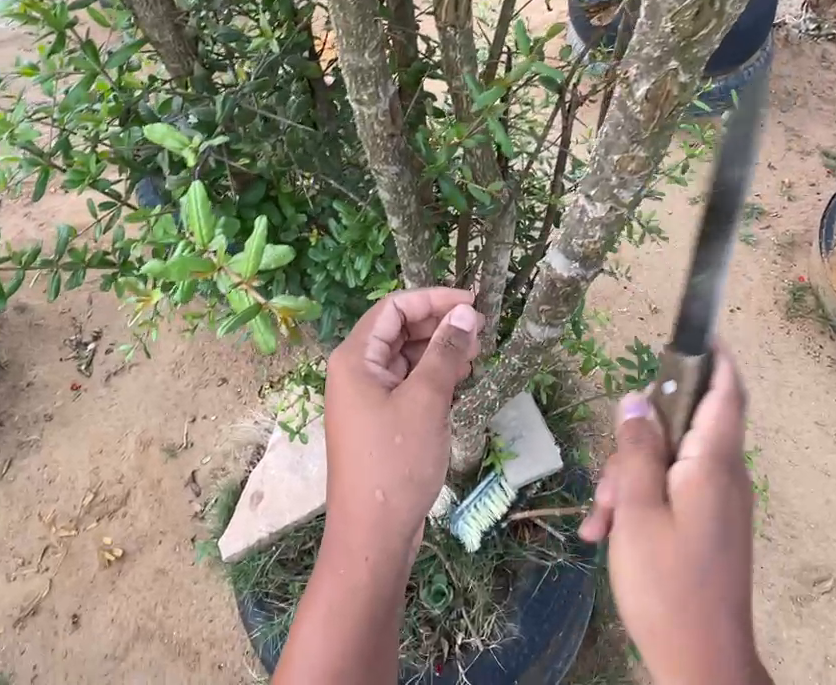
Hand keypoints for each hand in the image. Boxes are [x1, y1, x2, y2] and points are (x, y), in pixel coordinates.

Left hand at [323, 287, 484, 555]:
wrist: (372, 536)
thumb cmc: (396, 461)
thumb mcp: (426, 400)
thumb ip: (446, 352)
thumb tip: (466, 314)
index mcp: (354, 358)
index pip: (393, 307)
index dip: (432, 299)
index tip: (472, 303)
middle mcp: (355, 372)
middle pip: (399, 330)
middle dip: (439, 326)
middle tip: (481, 333)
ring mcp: (367, 399)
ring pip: (406, 358)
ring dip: (440, 352)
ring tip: (477, 357)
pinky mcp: (380, 422)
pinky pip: (408, 385)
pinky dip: (434, 378)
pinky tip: (462, 382)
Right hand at [580, 350, 771, 684]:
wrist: (703, 663)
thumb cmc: (667, 584)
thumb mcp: (638, 510)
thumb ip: (636, 449)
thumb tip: (635, 400)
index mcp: (713, 463)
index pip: (726, 392)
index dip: (717, 358)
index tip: (697, 333)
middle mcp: (723, 475)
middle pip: (681, 426)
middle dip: (637, 440)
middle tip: (607, 478)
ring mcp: (718, 502)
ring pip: (669, 460)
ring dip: (630, 478)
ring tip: (601, 518)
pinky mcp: (709, 525)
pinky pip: (672, 491)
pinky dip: (641, 501)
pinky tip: (607, 533)